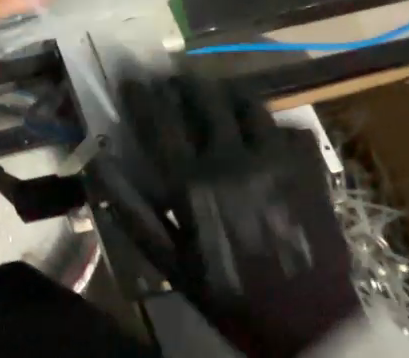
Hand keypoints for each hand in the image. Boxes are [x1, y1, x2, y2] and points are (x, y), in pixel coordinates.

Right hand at [122, 74, 357, 357]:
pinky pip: (287, 127)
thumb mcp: (170, 263)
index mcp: (192, 181)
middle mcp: (232, 159)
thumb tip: (96, 162)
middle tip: (171, 81)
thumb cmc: (230, 297)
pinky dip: (267, 123)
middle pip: (203, 97)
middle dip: (182, 83)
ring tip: (214, 94)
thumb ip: (131, 210)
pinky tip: (260, 132)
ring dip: (224, 93)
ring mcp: (276, 161)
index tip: (130, 80)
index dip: (140, 93)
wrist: (312, 328)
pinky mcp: (310, 170)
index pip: (158, 118)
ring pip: (247, 102)